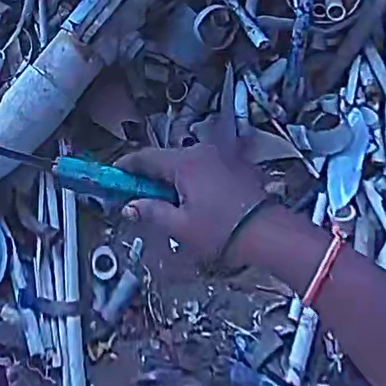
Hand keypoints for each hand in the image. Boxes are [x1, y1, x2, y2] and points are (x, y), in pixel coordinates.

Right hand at [116, 126, 271, 263]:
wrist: (271, 234)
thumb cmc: (224, 231)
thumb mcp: (181, 228)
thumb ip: (152, 212)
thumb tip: (130, 206)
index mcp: (183, 162)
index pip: (145, 157)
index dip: (127, 166)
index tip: (114, 175)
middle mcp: (200, 151)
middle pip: (165, 158)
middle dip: (150, 175)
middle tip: (139, 194)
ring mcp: (219, 155)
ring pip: (184, 162)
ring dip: (171, 177)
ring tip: (168, 202)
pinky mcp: (233, 164)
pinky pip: (202, 166)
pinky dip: (191, 178)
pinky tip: (193, 199)